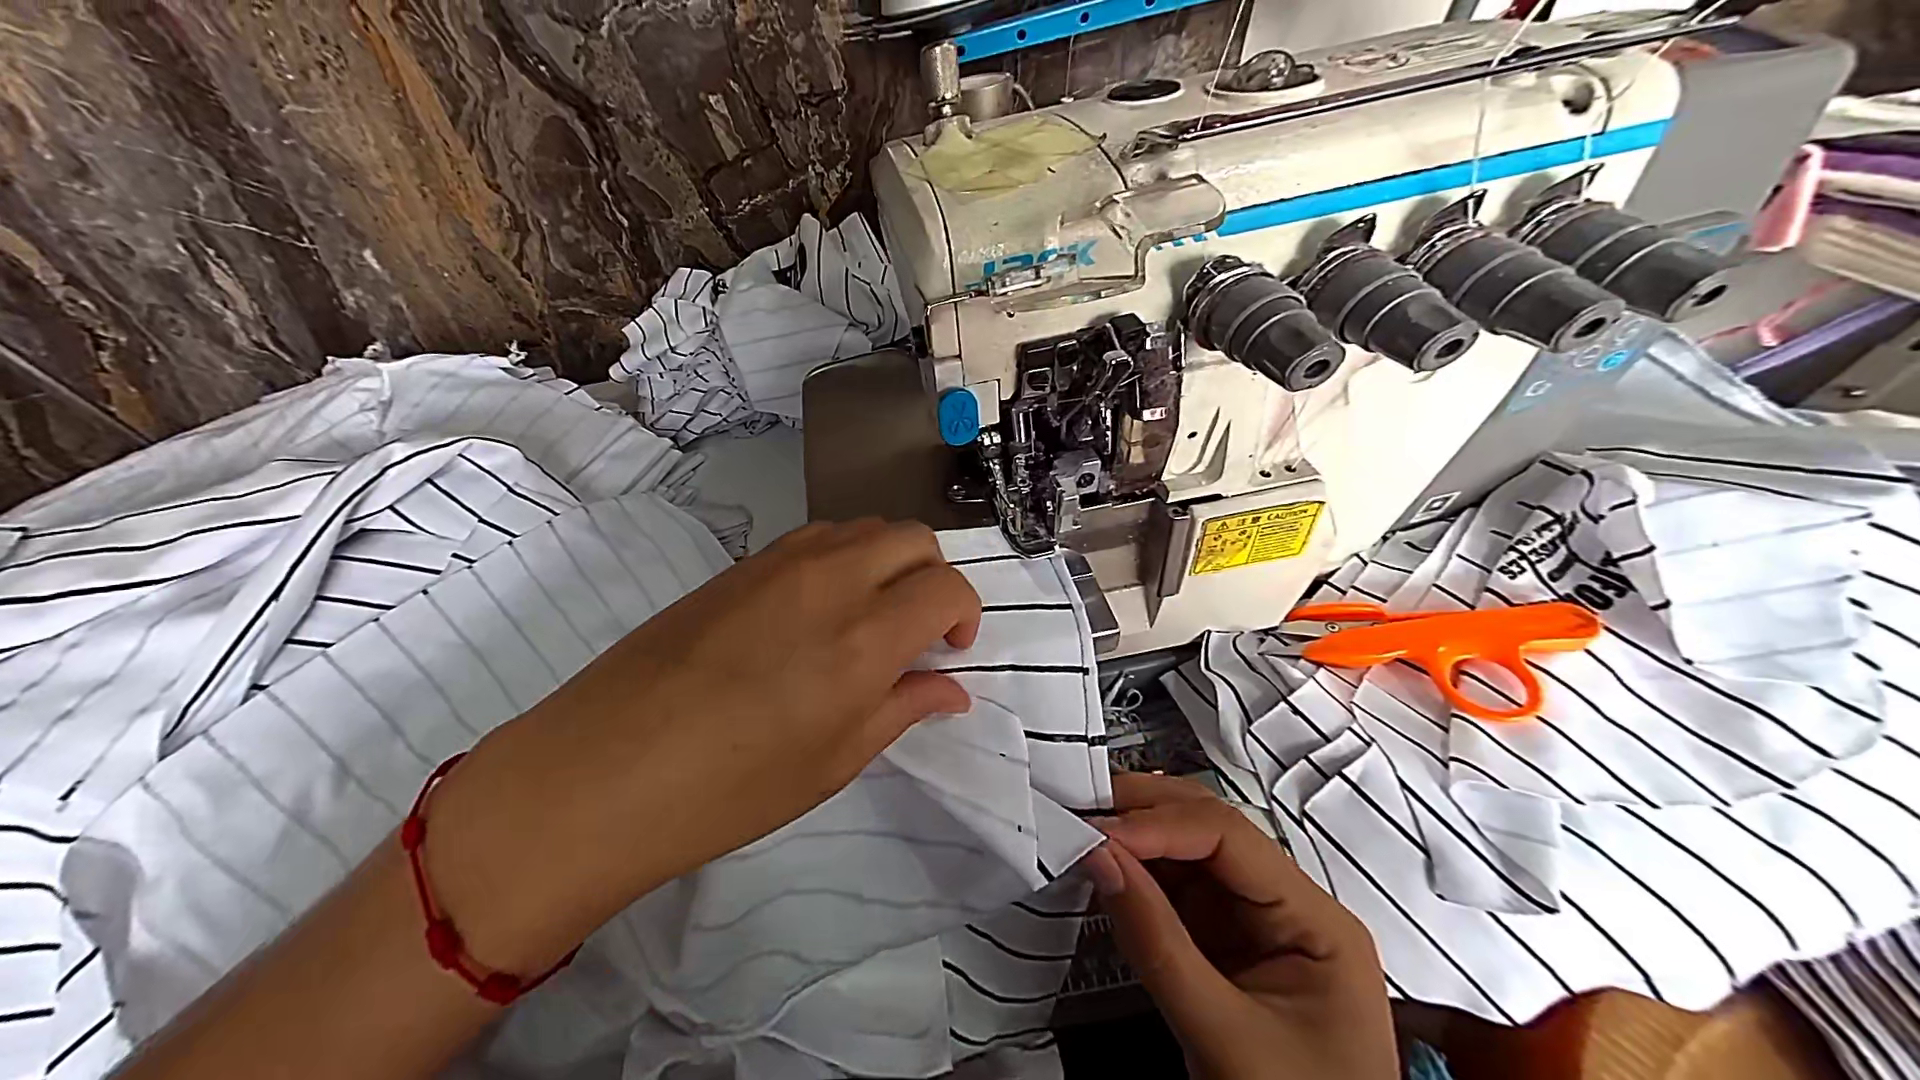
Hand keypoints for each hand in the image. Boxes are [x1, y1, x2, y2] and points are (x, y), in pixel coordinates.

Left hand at [425, 519, 981, 970]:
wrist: (601, 772)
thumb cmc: (730, 788)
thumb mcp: (835, 760)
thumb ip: (903, 707)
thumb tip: (950, 688)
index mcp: (865, 635)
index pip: (947, 587)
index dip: (965, 613)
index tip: (951, 648)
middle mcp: (831, 579)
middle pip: (913, 538)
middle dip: (933, 576)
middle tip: (918, 628)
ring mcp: (779, 562)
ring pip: (863, 527)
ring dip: (888, 561)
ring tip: (869, 616)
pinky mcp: (739, 564)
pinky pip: (815, 538)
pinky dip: (842, 559)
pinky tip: (817, 611)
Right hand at [1083, 773, 1396, 1079]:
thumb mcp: (1225, 1037)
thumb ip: (1158, 945)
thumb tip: (1104, 862)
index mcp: (1318, 922)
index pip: (1231, 838)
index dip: (1160, 825)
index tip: (1102, 832)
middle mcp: (1287, 907)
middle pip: (1211, 828)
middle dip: (1146, 811)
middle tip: (1086, 807)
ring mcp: (1253, 923)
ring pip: (1188, 851)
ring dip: (1135, 836)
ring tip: (1088, 830)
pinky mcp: (1222, 942)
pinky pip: (1174, 888)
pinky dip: (1136, 871)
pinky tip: (1107, 866)